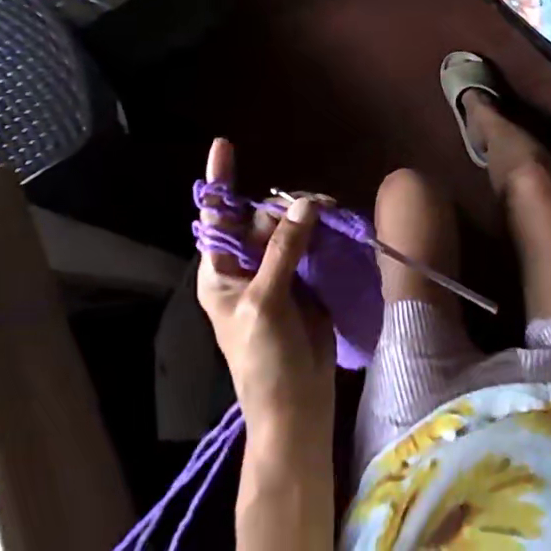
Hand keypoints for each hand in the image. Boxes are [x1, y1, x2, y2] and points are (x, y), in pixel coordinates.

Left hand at [195, 139, 335, 436]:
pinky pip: (309, 245)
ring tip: (330, 212)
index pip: (216, 216)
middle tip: (318, 206)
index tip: (224, 143)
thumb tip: (303, 204)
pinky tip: (335, 224)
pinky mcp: (302, 281)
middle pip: (261, 217)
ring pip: (289, 227)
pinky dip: (321, 233)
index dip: (219, 180)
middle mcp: (245, 266)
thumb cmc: (264, 360)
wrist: (296, 407)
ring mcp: (275, 272)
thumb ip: (283, 250)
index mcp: (220, 272)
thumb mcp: (266, 302)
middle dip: (284, 206)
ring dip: (307, 217)